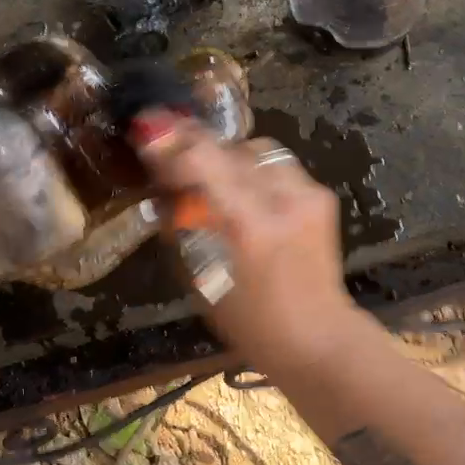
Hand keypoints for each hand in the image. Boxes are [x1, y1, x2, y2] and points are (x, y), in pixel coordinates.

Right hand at [130, 111, 359, 372]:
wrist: (316, 336)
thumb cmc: (245, 317)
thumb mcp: (198, 272)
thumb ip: (181, 218)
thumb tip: (161, 175)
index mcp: (244, 223)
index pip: (200, 158)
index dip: (168, 138)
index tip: (145, 128)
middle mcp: (278, 199)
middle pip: (225, 145)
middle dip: (192, 143)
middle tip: (169, 144)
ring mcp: (305, 194)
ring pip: (252, 148)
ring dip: (227, 156)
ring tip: (214, 176)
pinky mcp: (319, 195)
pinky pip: (275, 164)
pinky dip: (254, 171)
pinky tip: (246, 192)